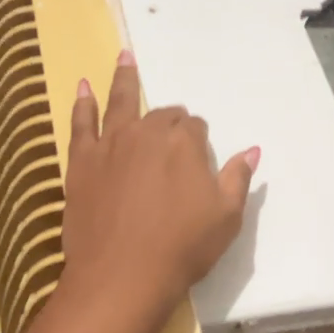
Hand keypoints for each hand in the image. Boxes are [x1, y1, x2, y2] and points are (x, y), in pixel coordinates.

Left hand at [60, 51, 258, 310]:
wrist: (122, 275)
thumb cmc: (183, 249)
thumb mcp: (226, 218)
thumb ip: (238, 179)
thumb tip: (252, 150)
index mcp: (186, 144)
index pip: (195, 129)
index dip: (198, 141)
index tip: (198, 157)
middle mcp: (147, 133)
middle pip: (162, 116)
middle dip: (170, 118)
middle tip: (173, 127)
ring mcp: (110, 144)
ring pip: (120, 102)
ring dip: (124, 78)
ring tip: (124, 57)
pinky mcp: (81, 161)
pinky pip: (81, 122)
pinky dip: (83, 103)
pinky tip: (83, 87)